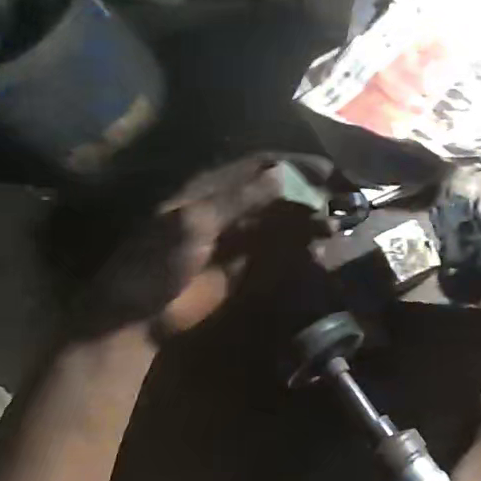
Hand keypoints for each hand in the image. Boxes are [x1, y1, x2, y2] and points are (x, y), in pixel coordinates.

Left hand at [71, 154, 322, 340]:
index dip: (294, 164)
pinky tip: (319, 252)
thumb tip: (283, 174)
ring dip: (309, 224)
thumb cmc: (156, 260)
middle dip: (309, 195)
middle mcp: (231, 209)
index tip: (328, 170)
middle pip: (277, 194)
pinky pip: (279, 255)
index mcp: (212, 188)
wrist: (138, 315)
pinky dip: (300, 252)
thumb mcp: (194, 222)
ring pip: (283, 224)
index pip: (261, 166)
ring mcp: (239, 240)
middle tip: (343, 200)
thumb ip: (239, 198)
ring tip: (335, 227)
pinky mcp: (246, 270)